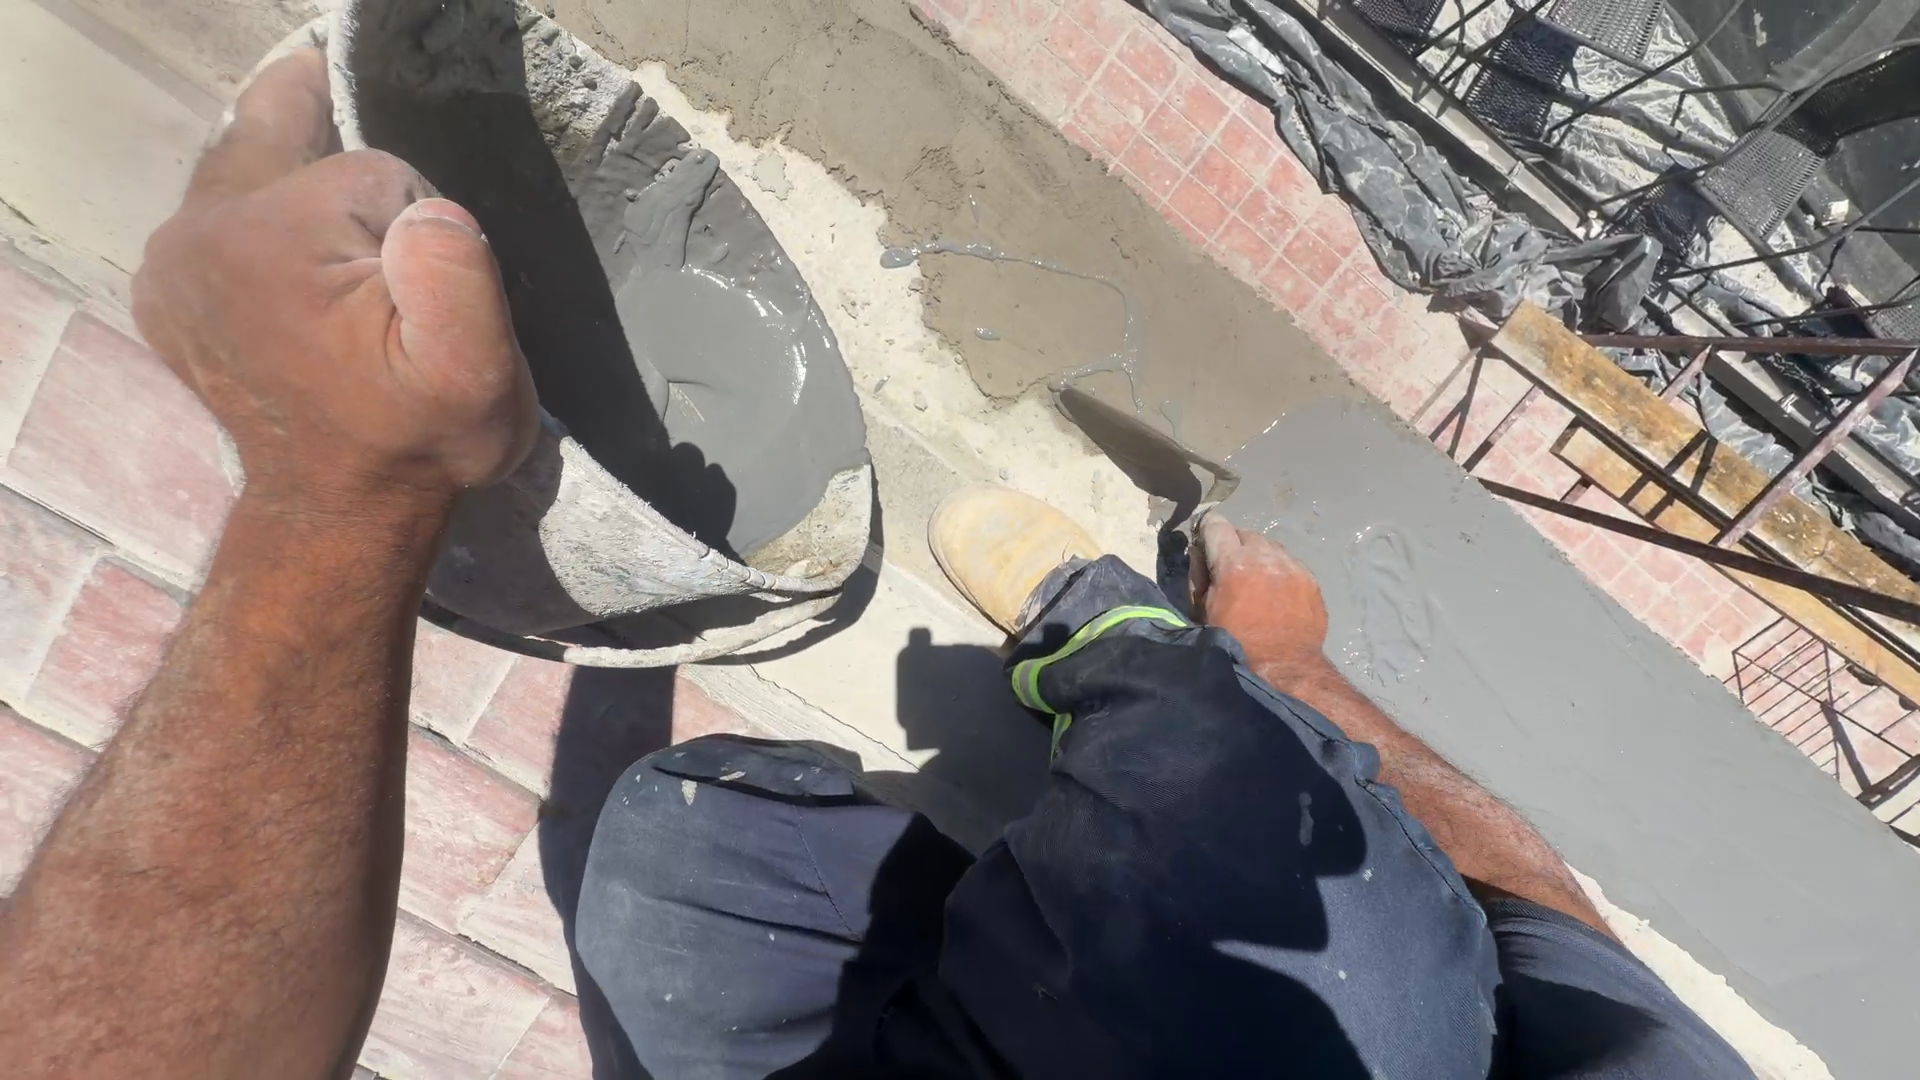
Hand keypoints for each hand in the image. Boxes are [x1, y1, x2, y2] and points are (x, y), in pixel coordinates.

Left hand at [132, 48, 536, 519]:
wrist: (351, 510)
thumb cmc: (424, 442)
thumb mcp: (475, 373)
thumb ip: (457, 274)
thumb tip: (429, 207)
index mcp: (274, 241)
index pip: (373, 170)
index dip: (428, 218)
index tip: (442, 285)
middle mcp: (198, 234)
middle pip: (286, 141)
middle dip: (344, 158)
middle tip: (371, 150)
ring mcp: (172, 263)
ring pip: (249, 172)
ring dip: (303, 179)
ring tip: (348, 209)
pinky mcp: (173, 294)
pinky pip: (222, 215)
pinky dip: (269, 217)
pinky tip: (308, 255)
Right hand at [1190, 511, 1329, 675]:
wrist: (1283, 666)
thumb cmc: (1236, 642)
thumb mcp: (1203, 611)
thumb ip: (1198, 577)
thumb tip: (1199, 555)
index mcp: (1233, 563)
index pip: (1216, 525)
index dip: (1207, 528)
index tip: (1204, 536)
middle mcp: (1264, 556)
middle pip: (1245, 532)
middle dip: (1234, 543)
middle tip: (1229, 565)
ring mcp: (1291, 566)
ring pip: (1269, 545)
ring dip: (1257, 554)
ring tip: (1254, 577)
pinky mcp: (1309, 579)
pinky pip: (1289, 562)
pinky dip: (1277, 569)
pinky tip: (1275, 589)